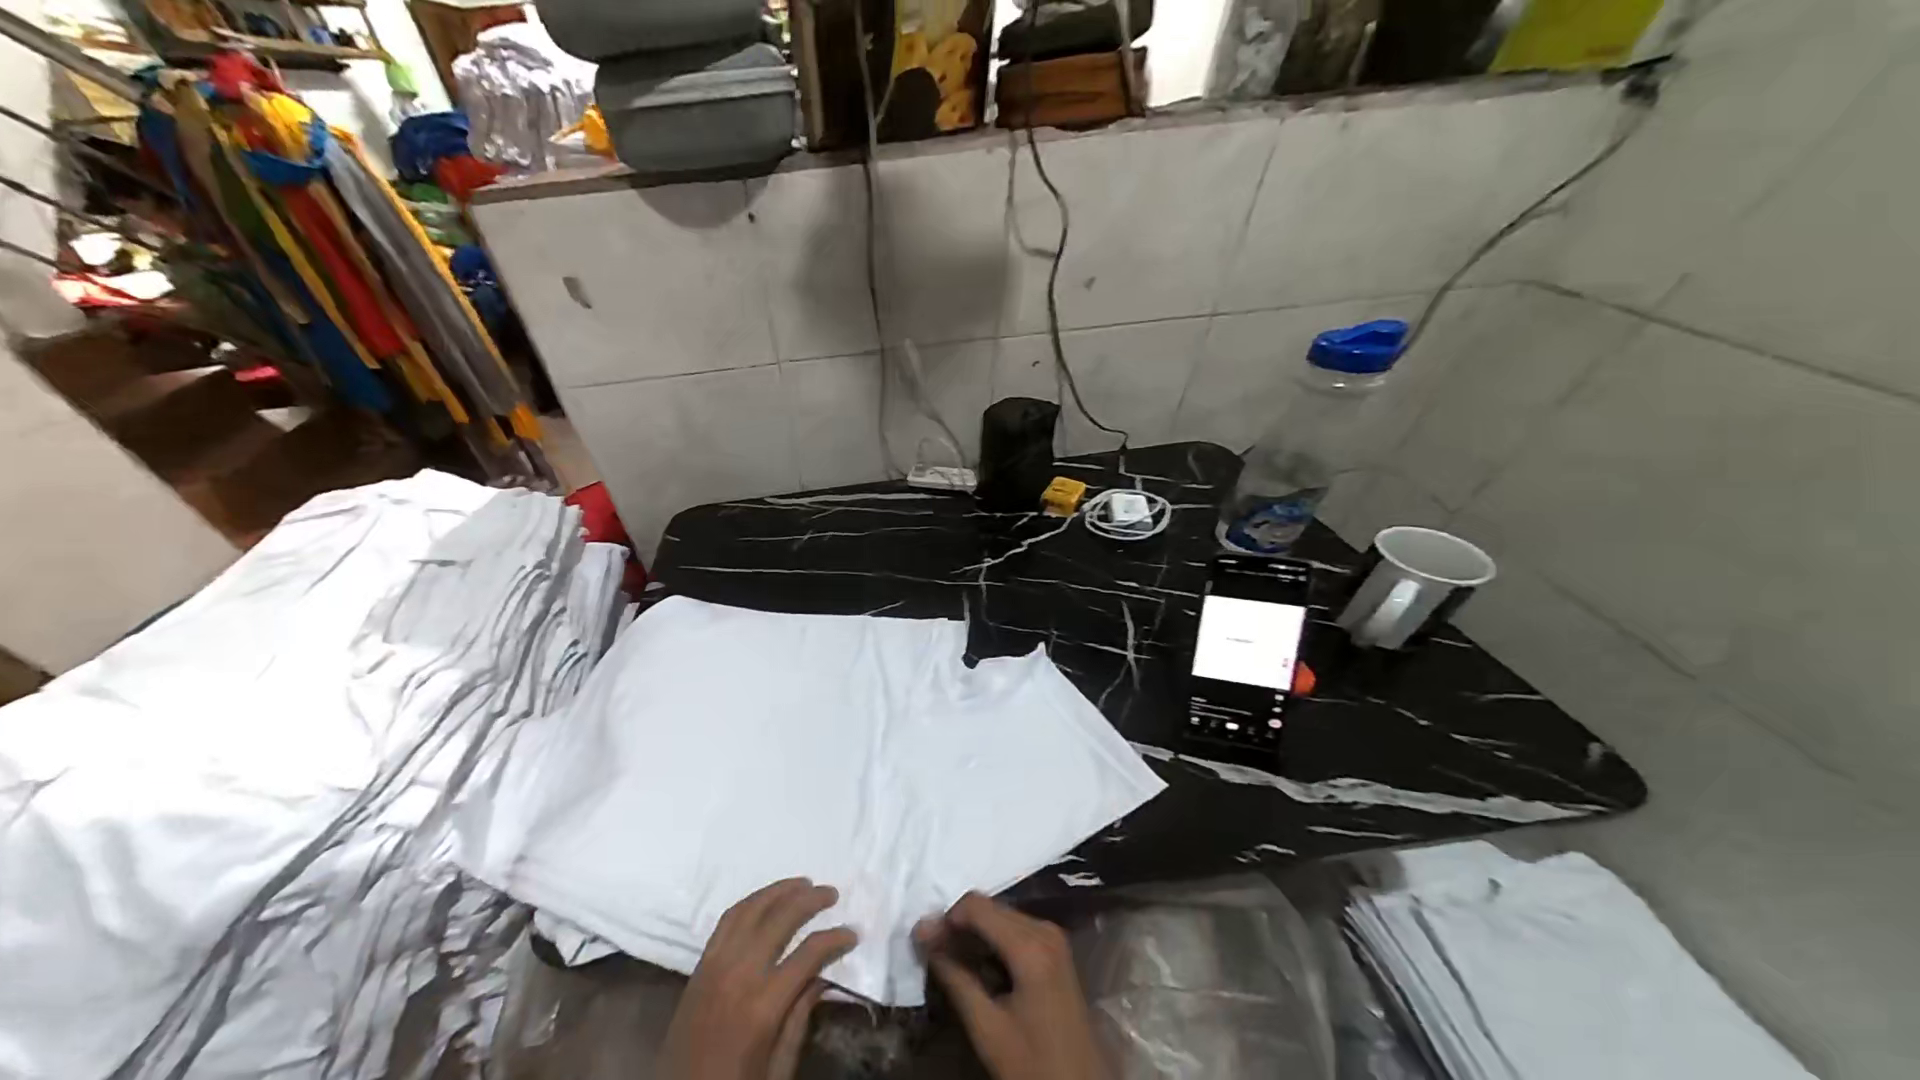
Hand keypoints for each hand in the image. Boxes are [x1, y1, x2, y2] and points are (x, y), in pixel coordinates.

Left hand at [659, 878, 857, 1079]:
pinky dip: (750, 903)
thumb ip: (800, 1017)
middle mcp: (739, 974)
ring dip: (779, 891)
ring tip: (802, 884)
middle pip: (780, 919)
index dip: (835, 939)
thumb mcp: (778, 1066)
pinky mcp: (699, 966)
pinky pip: (726, 921)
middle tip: (832, 893)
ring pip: (751, 910)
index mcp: (764, 1005)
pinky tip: (765, 901)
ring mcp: (716, 966)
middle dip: (810, 900)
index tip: (852, 933)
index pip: (809, 953)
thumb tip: (823, 976)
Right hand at [915, 892, 1107, 1079]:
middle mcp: (1045, 929)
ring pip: (1001, 915)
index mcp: (1031, 946)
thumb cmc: (1034, 1063)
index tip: (924, 942)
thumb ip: (954, 976)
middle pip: (989, 907)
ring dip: (973, 932)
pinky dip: (991, 939)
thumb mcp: (987, 1026)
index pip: (977, 906)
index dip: (945, 918)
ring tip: (949, 960)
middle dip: (957, 925)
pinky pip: (1015, 927)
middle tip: (932, 951)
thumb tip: (924, 936)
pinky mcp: (1055, 948)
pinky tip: (977, 964)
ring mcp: (1053, 936)